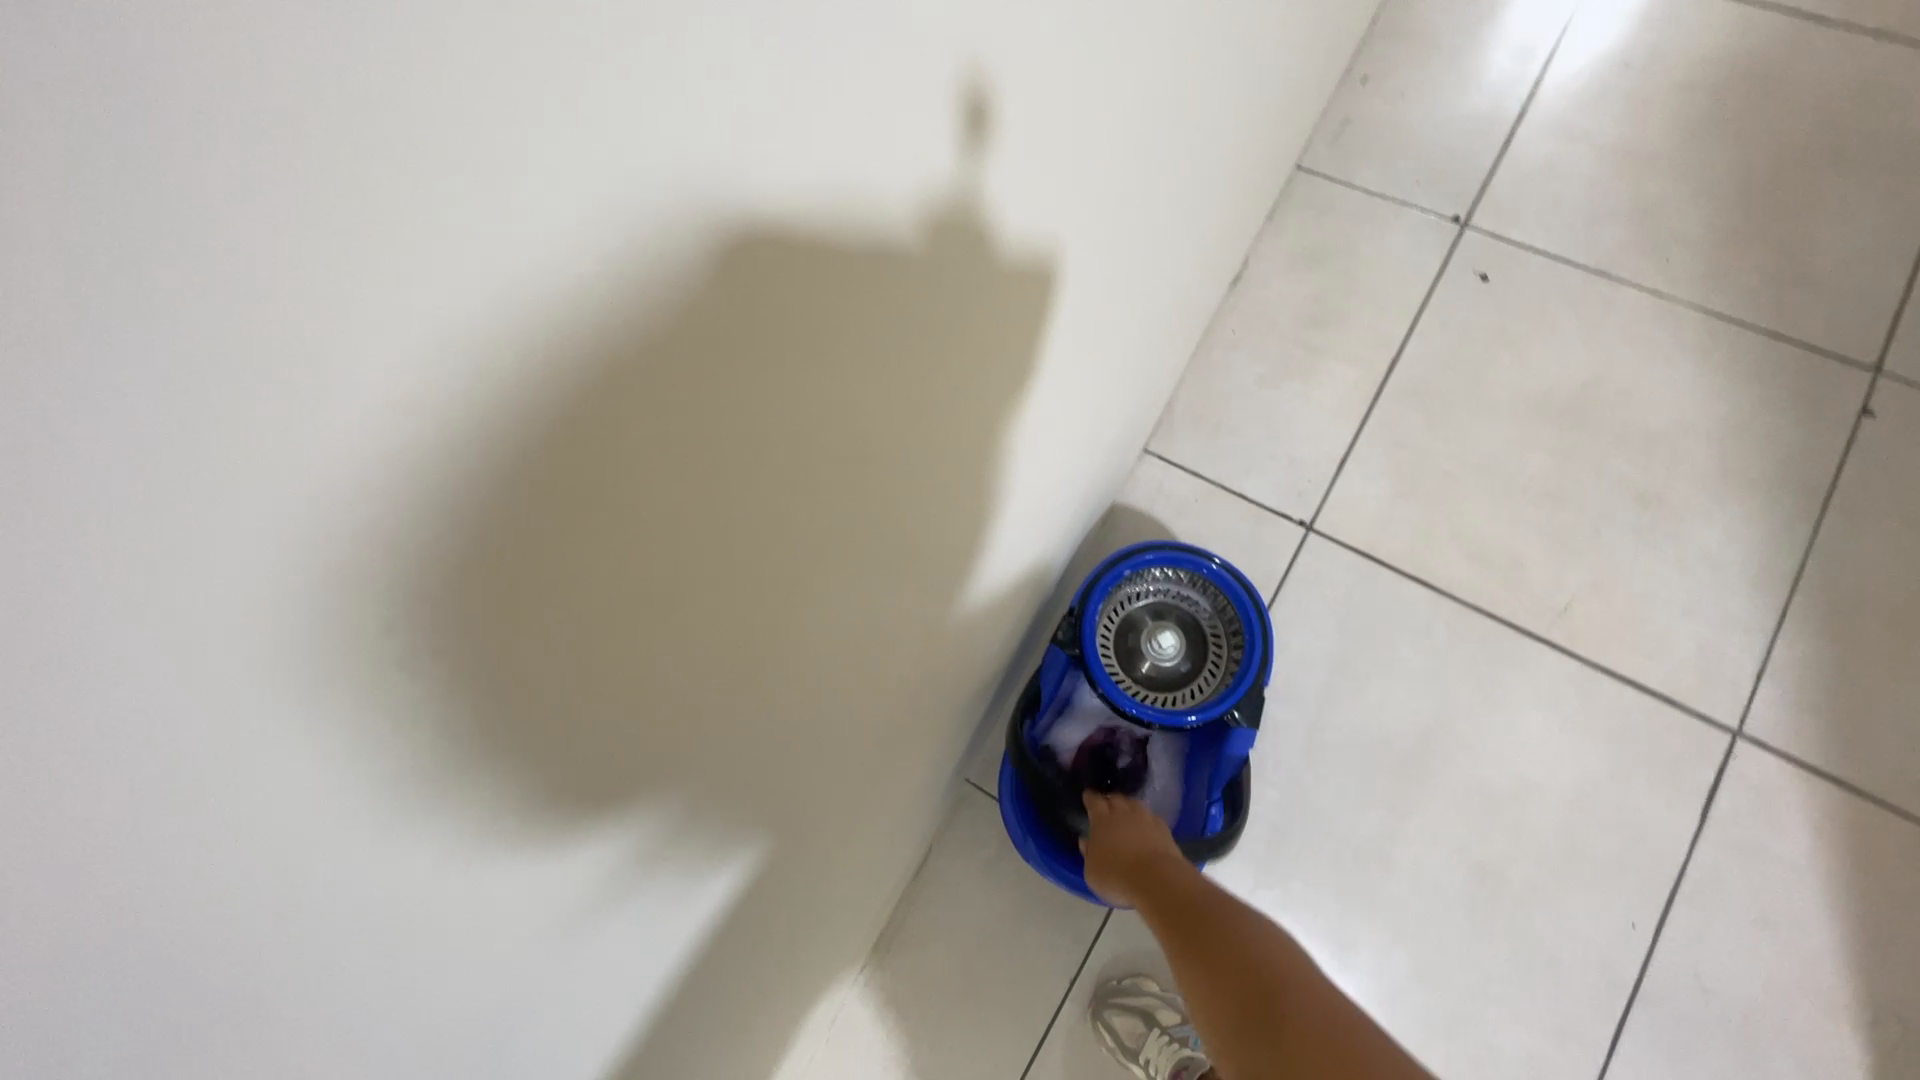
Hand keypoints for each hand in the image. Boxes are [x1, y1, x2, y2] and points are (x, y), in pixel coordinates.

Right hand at [1080, 791, 1193, 906]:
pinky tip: (1147, 826)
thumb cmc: (1116, 877)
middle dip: (1110, 800)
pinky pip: (1152, 817)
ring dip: (1129, 806)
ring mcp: (1146, 819)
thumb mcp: (1092, 872)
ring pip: (1135, 804)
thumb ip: (1088, 853)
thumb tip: (1086, 841)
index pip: (1094, 801)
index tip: (1087, 795)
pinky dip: (1147, 819)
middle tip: (1107, 805)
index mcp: (1102, 821)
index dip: (1090, 798)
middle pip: (1116, 798)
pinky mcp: (1164, 829)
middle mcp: (1124, 814)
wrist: (1156, 880)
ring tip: (1127, 812)